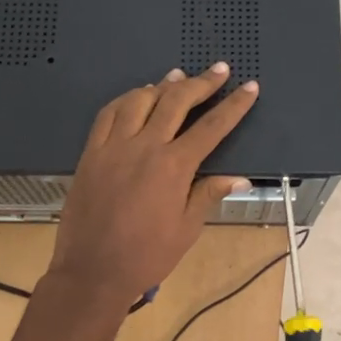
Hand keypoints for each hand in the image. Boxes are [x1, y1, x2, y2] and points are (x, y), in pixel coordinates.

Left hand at [45, 63, 257, 308]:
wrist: (92, 271)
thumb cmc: (146, 256)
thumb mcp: (186, 229)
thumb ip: (208, 194)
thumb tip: (239, 178)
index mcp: (174, 167)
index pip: (212, 127)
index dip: (234, 105)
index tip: (249, 87)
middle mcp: (144, 147)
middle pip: (176, 101)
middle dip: (201, 83)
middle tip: (218, 69)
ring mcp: (114, 146)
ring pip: (140, 100)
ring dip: (162, 85)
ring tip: (178, 76)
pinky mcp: (91, 153)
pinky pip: (108, 114)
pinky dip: (125, 99)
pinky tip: (136, 96)